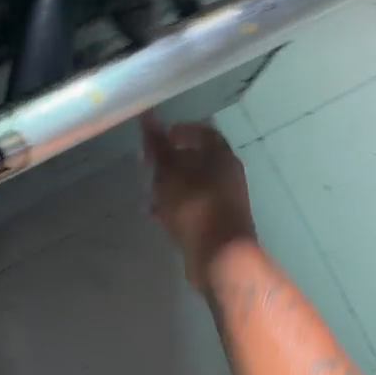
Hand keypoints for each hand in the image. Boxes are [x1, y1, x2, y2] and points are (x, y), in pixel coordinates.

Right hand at [140, 115, 255, 290]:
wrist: (220, 257)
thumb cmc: (195, 208)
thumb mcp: (170, 175)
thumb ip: (158, 148)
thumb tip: (148, 117)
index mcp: (221, 157)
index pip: (203, 132)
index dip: (180, 131)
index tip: (159, 138)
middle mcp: (227, 175)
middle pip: (197, 159)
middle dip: (170, 162)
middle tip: (148, 167)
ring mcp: (224, 200)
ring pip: (193, 185)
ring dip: (170, 187)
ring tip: (148, 194)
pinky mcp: (217, 223)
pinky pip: (194, 206)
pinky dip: (176, 206)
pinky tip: (158, 216)